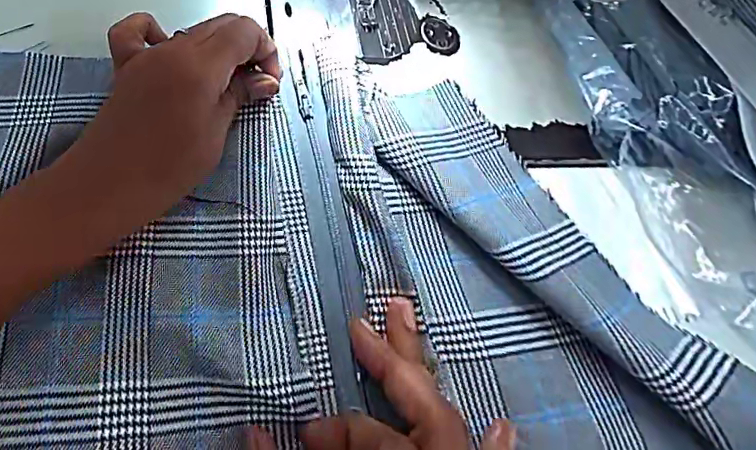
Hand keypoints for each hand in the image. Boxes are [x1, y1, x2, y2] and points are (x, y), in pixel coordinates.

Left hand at [48, 12, 281, 246]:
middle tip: (253, 83)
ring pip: (191, 29)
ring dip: (214, 47)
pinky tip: (167, 52)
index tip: (268, 79)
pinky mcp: (126, 64)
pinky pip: (138, 30)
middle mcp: (171, 50)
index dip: (265, 50)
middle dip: (246, 47)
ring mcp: (146, 54)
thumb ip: (239, 96)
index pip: (244, 30)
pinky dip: (156, 31)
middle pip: (221, 25)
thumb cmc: (162, 170)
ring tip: (221, 82)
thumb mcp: (214, 135)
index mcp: (199, 65)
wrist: (106, 184)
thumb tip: (262, 79)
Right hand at [250, 298, 514, 449]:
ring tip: (407, 318)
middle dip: (394, 362)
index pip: (369, 434)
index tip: (308, 432)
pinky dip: (492, 448)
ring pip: (453, 425)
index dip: (338, 428)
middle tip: (364, 322)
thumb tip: (253, 429)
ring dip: (427, 374)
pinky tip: (503, 425)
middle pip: (426, 413)